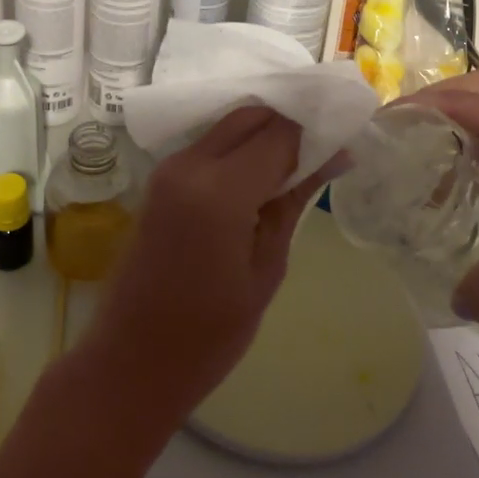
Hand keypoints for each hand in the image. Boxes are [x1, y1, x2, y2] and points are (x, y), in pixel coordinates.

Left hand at [81, 107, 335, 417]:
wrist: (132, 360)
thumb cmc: (209, 333)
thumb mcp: (266, 269)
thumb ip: (293, 202)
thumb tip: (334, 156)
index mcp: (218, 189)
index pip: (279, 133)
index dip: (315, 130)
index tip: (346, 137)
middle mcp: (188, 164)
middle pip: (249, 117)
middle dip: (288, 123)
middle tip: (325, 148)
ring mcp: (168, 169)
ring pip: (226, 127)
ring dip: (263, 134)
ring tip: (300, 163)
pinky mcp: (159, 181)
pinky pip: (208, 147)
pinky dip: (238, 149)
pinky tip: (263, 176)